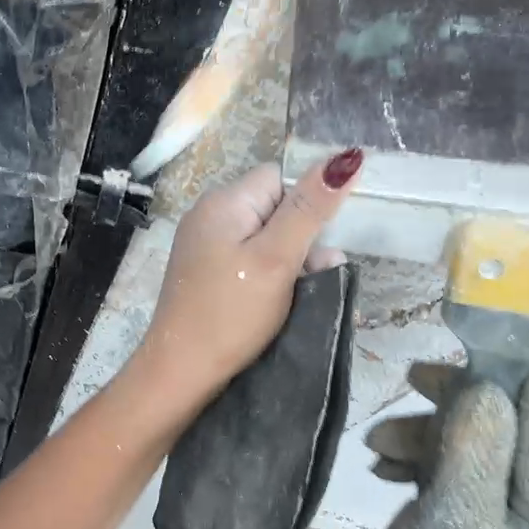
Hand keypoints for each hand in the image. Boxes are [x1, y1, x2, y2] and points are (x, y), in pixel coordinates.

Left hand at [137, 150, 361, 398]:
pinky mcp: (206, 275)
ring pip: (265, 239)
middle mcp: (208, 216)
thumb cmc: (230, 313)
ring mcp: (204, 247)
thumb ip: (310, 208)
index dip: (305, 204)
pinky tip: (275, 302)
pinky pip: (248, 262)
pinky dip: (268, 277)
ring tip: (296, 292)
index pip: (279, 178)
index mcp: (222, 202)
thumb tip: (346, 157)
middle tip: (309, 273)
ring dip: (289, 261)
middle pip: (274, 208)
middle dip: (300, 237)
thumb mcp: (277, 258)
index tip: (315, 240)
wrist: (181, 371)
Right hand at [358, 350, 528, 528]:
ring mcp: (510, 495)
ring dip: (425, 430)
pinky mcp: (480, 492)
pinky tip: (387, 463)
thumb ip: (472, 458)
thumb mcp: (450, 522)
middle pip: (509, 424)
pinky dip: (420, 450)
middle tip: (415, 377)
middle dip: (457, 402)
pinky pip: (456, 452)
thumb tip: (488, 392)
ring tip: (379, 441)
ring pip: (475, 434)